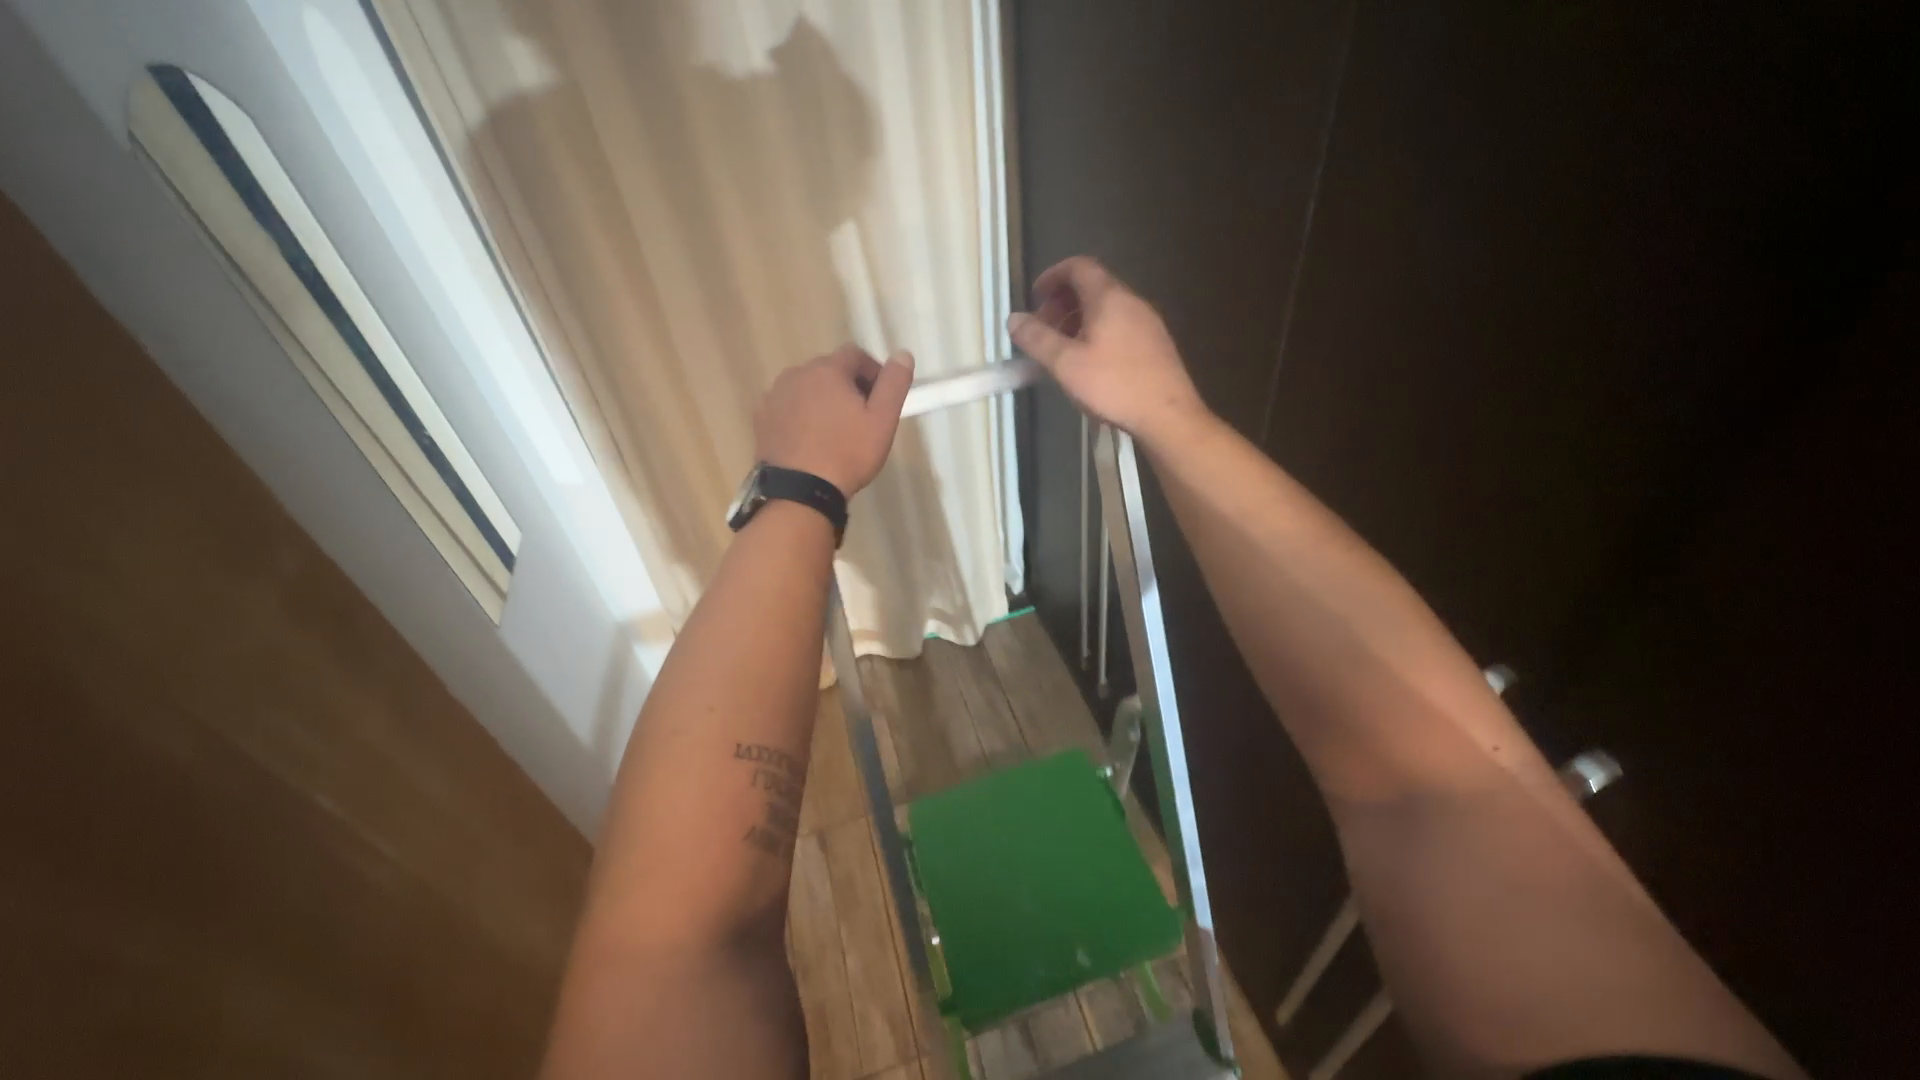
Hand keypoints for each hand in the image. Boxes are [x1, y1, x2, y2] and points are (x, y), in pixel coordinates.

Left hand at [755, 345, 913, 496]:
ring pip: (806, 388)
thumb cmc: (848, 454)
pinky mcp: (761, 419)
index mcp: (827, 370)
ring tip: (834, 431)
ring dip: (822, 399)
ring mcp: (774, 396)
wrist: (800, 492)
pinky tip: (810, 440)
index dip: (873, 371)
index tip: (881, 397)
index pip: (855, 354)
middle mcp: (796, 374)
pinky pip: (788, 407)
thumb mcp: (882, 420)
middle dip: (847, 386)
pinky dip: (801, 415)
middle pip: (829, 370)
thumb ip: (894, 383)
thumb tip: (902, 354)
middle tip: (861, 418)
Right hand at [1007, 256, 1208, 442]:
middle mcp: (1131, 301)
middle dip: (1062, 303)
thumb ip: (1037, 339)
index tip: (1034, 298)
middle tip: (1043, 330)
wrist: (1168, 415)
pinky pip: (1120, 325)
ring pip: (1107, 308)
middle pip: (1092, 287)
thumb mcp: (1065, 364)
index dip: (1052, 276)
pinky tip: (1090, 364)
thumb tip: (1013, 319)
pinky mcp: (1155, 344)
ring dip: (1079, 320)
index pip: (1078, 266)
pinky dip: (1097, 332)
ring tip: (1062, 350)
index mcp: (1109, 297)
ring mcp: (1147, 322)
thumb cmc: (1113, 385)